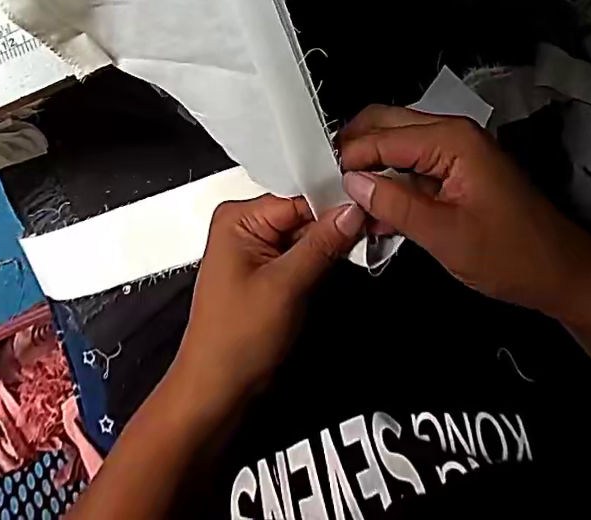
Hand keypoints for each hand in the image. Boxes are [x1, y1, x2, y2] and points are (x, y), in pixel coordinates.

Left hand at [163, 194, 365, 414]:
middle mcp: (244, 228)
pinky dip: (323, 259)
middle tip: (372, 228)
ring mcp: (256, 251)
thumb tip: (351, 211)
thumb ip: (322, 244)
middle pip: (303, 213)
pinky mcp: (268, 273)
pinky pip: (301, 255)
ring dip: (332, 243)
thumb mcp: (285, 287)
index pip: (298, 196)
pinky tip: (342, 262)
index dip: (335, 203)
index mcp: (237, 218)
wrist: (217, 395)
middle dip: (337, 224)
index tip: (368, 209)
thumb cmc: (232, 344)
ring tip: (361, 245)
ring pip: (306, 235)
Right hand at [338, 106, 590, 316]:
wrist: (564, 274)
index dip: (350, 158)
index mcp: (451, 140)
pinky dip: (391, 181)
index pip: (383, 137)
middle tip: (328, 180)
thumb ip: (393, 204)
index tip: (322, 180)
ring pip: (396, 143)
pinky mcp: (456, 168)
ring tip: (348, 198)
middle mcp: (452, 134)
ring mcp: (455, 149)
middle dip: (356, 150)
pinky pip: (412, 164)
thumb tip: (352, 183)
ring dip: (371, 167)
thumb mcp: (444, 235)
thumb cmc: (513, 255)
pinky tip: (376, 210)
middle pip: (386, 125)